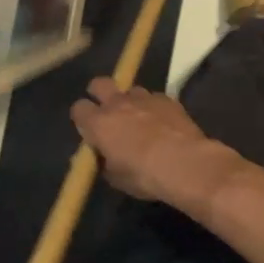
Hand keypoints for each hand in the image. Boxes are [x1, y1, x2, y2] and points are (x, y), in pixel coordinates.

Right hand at [70, 77, 239, 205]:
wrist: (184, 162)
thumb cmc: (144, 175)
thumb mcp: (116, 178)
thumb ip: (105, 162)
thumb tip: (103, 156)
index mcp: (99, 123)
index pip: (79, 108)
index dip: (82, 117)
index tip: (89, 129)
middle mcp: (118, 103)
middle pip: (100, 84)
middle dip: (100, 93)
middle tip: (107, 111)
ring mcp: (144, 97)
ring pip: (130, 90)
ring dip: (131, 102)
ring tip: (140, 119)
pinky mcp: (166, 98)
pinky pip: (154, 98)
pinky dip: (154, 108)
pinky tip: (163, 123)